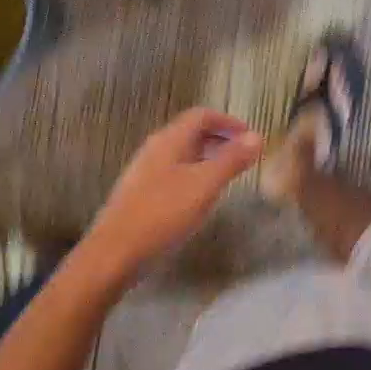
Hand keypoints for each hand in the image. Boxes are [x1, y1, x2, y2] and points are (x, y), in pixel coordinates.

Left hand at [77, 108, 263, 288]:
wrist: (114, 254)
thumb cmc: (162, 214)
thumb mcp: (204, 185)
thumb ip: (231, 160)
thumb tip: (256, 136)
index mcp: (169, 140)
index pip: (201, 116)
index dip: (228, 122)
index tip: (250, 137)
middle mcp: (154, 149)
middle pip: (190, 133)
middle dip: (219, 139)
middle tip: (242, 156)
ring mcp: (144, 172)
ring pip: (181, 155)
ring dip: (206, 158)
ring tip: (226, 177)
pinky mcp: (139, 195)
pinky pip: (172, 174)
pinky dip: (193, 176)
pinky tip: (199, 200)